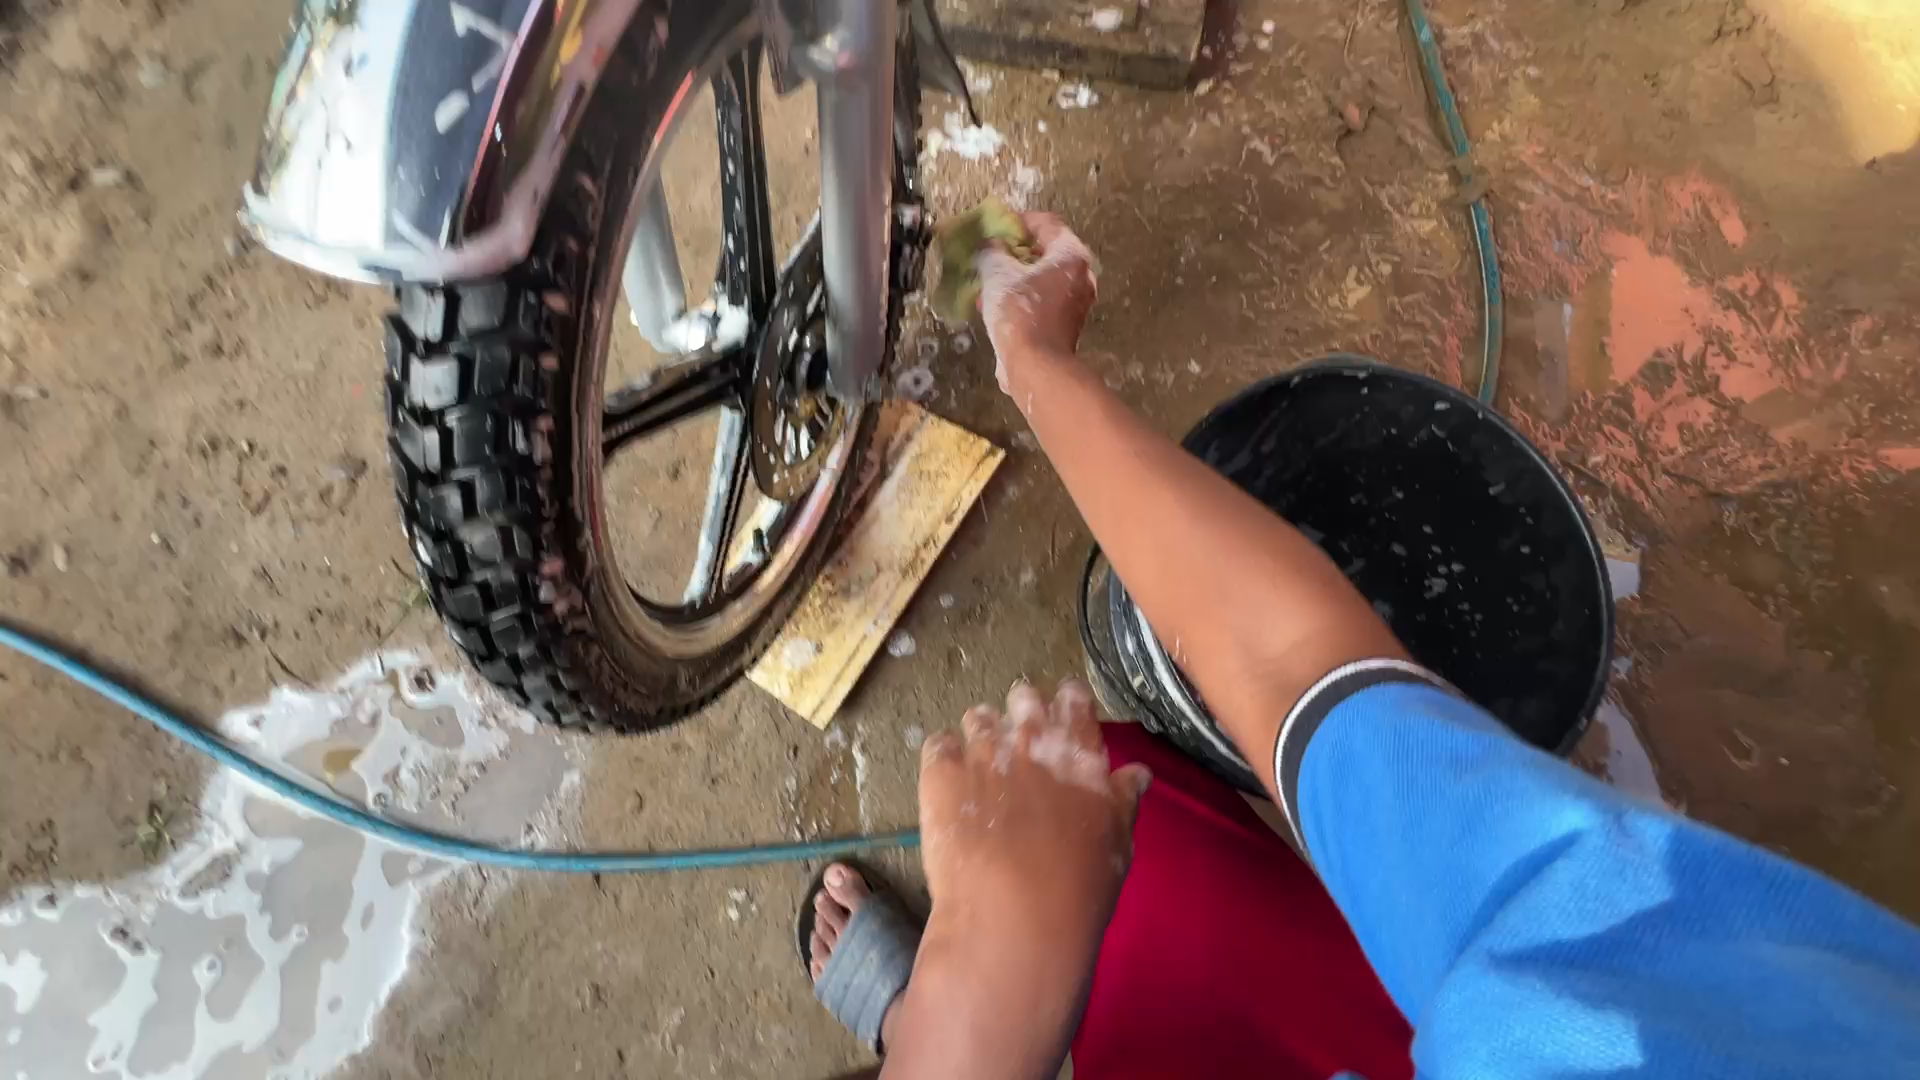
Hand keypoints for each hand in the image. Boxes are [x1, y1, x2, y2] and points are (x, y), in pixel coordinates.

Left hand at [886, 680, 1148, 1077]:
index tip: (1061, 714)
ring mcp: (982, 750)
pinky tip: (948, 783)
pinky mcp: (942, 770)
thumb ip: (1122, 799)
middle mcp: (1029, 737)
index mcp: (1077, 750)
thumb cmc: (1079, 887)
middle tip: (1017, 743)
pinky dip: (943, 758)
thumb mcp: (1116, 843)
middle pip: (1022, 697)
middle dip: (1020, 712)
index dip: (1066, 702)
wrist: (1014, 917)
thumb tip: (1137, 772)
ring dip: (980, 734)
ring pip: (977, 717)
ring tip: (979, 767)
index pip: (1073, 697)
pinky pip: (938, 744)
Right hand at [975, 214, 1098, 391]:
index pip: (1046, 223)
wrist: (1036, 366)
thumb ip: (991, 252)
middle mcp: (1082, 276)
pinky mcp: (1067, 326)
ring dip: (1016, 278)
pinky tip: (997, 306)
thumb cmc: (1020, 313)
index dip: (1018, 221)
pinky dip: (1023, 299)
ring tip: (989, 282)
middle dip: (1015, 254)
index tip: (996, 227)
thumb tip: (990, 247)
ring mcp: (1077, 303)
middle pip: (1046, 253)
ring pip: (1043, 280)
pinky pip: (1043, 302)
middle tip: (992, 255)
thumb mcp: (996, 275)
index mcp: (1071, 255)